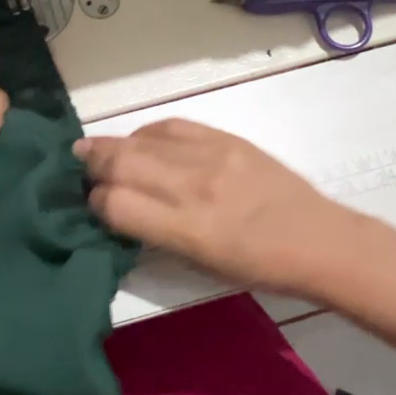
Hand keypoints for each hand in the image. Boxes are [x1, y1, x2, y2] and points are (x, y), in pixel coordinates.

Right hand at [74, 119, 368, 296]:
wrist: (317, 239)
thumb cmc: (258, 269)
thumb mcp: (200, 266)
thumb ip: (156, 235)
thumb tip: (118, 210)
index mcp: (187, 231)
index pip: (116, 204)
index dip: (95, 202)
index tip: (91, 204)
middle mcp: (193, 189)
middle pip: (121, 163)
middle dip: (92, 162)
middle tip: (78, 163)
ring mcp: (210, 157)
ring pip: (141, 140)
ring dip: (112, 144)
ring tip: (95, 148)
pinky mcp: (226, 138)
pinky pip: (172, 126)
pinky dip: (148, 133)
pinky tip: (140, 141)